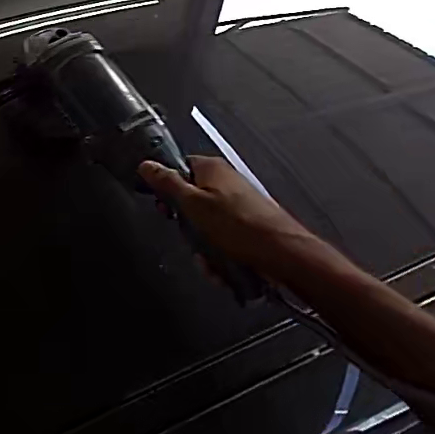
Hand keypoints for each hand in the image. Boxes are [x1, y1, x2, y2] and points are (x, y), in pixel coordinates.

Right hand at [137, 156, 311, 273]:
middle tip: (190, 234)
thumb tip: (147, 166)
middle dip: (187, 226)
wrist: (287, 257)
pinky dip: (219, 256)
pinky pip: (222, 240)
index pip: (178, 167)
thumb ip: (167, 183)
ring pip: (206, 226)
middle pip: (190, 201)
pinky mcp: (248, 229)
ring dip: (203, 246)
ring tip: (210, 259)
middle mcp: (226, 184)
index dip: (167, 188)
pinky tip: (222, 268)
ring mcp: (239, 207)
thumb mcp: (193, 204)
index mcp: (212, 169)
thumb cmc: (243, 227)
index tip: (164, 205)